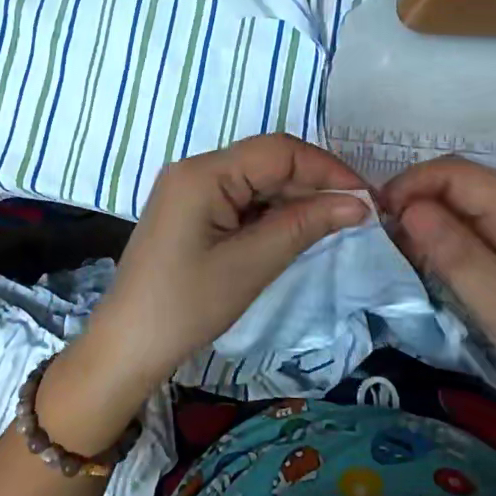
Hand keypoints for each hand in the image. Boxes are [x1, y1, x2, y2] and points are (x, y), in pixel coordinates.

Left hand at [82, 135, 372, 387]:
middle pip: (266, 162)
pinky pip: (238, 200)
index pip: (278, 151)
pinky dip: (269, 213)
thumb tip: (357, 203)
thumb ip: (303, 225)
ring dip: (293, 200)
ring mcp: (188, 191)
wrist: (129, 344)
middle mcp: (194, 170)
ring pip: (255, 181)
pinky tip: (294, 232)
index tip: (366, 198)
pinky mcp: (189, 212)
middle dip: (312, 184)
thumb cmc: (186, 305)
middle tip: (356, 216)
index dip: (326, 169)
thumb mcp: (251, 264)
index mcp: (203, 173)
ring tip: (332, 226)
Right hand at [383, 157, 495, 426]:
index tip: (379, 214)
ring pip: (456, 206)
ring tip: (392, 248)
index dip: (413, 182)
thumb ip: (454, 251)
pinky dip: (435, 238)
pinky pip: (464, 230)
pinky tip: (418, 261)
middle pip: (456, 183)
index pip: (458, 173)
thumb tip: (407, 208)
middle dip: (412, 197)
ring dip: (421, 218)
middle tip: (380, 232)